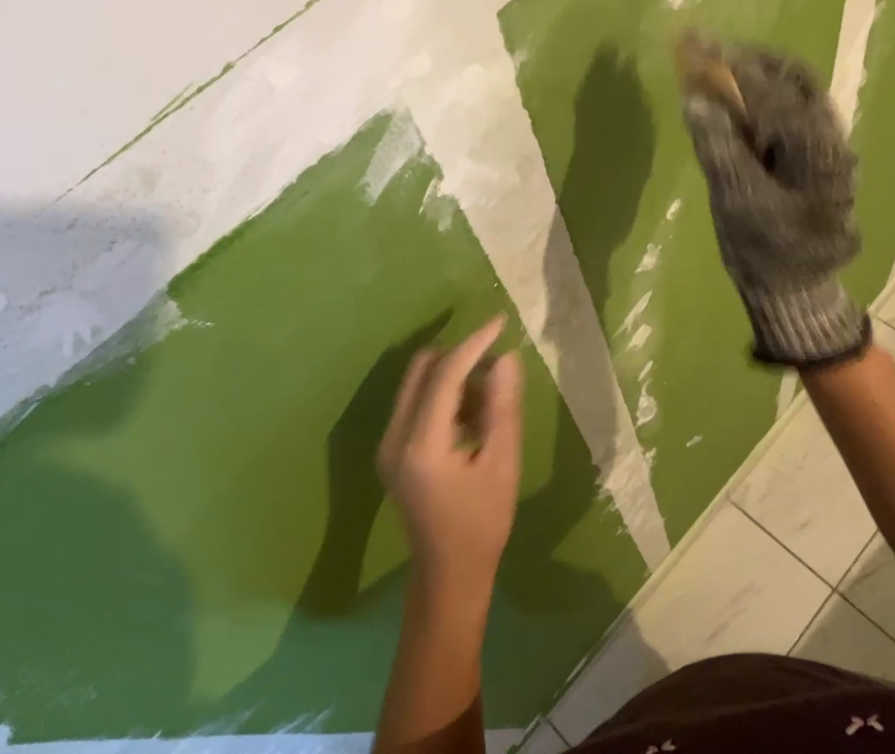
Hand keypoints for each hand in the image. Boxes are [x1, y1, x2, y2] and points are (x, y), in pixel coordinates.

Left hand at [377, 316, 523, 604]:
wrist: (449, 573)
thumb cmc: (483, 524)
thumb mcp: (502, 464)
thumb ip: (502, 408)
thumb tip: (506, 357)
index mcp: (421, 443)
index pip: (445, 374)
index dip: (474, 344)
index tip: (501, 321)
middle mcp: (394, 436)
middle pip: (422, 370)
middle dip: (460, 357)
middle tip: (498, 365)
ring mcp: (388, 443)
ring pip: (417, 384)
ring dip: (453, 377)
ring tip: (490, 402)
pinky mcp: (392, 450)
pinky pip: (416, 404)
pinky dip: (444, 397)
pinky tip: (473, 419)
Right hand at [681, 40, 867, 365]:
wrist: (795, 291)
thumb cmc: (765, 250)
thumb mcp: (735, 202)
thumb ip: (718, 147)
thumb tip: (696, 99)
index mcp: (815, 146)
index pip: (770, 88)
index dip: (730, 62)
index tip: (694, 42)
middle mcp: (832, 138)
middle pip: (795, 78)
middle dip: (750, 60)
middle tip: (709, 51)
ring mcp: (831, 148)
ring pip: (799, 94)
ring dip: (760, 77)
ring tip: (719, 71)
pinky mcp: (821, 159)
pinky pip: (796, 114)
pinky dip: (767, 99)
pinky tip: (741, 104)